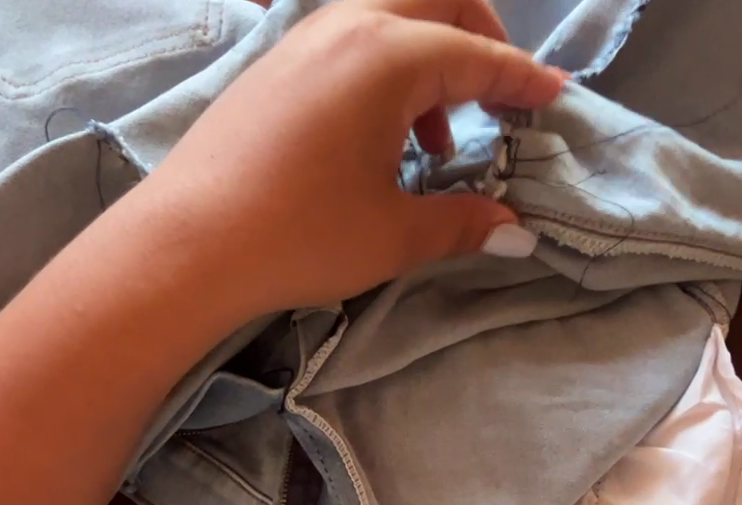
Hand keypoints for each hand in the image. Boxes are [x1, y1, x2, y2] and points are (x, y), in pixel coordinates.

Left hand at [123, 0, 566, 317]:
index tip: (553, 100)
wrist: (188, 243)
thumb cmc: (300, 236)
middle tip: (496, 102)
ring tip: (434, 143)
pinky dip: (381, 76)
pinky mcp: (271, 68)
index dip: (523, 82)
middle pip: (436, 2)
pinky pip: (346, 45)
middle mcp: (348, 25)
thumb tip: (516, 234)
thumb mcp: (392, 234)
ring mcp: (301, 40)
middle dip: (480, 43)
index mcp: (390, 54)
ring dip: (427, 64)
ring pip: (387, 20)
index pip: (480, 55)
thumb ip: (462, 224)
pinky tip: (374, 142)